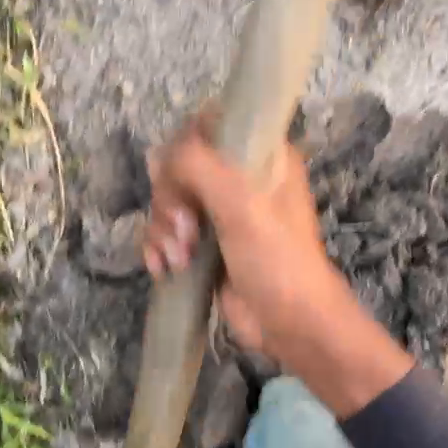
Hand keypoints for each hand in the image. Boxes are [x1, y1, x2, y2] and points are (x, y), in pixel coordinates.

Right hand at [143, 116, 413, 416]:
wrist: (289, 324)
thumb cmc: (276, 259)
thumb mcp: (241, 202)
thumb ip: (197, 166)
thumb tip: (158, 156)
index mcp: (261, 156)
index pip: (210, 124)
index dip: (186, 145)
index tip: (182, 174)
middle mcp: (239, 180)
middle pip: (179, 165)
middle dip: (171, 199)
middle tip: (187, 230)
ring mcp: (219, 215)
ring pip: (168, 202)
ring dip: (163, 230)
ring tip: (179, 259)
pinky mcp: (204, 248)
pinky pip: (166, 235)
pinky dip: (159, 249)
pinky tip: (164, 268)